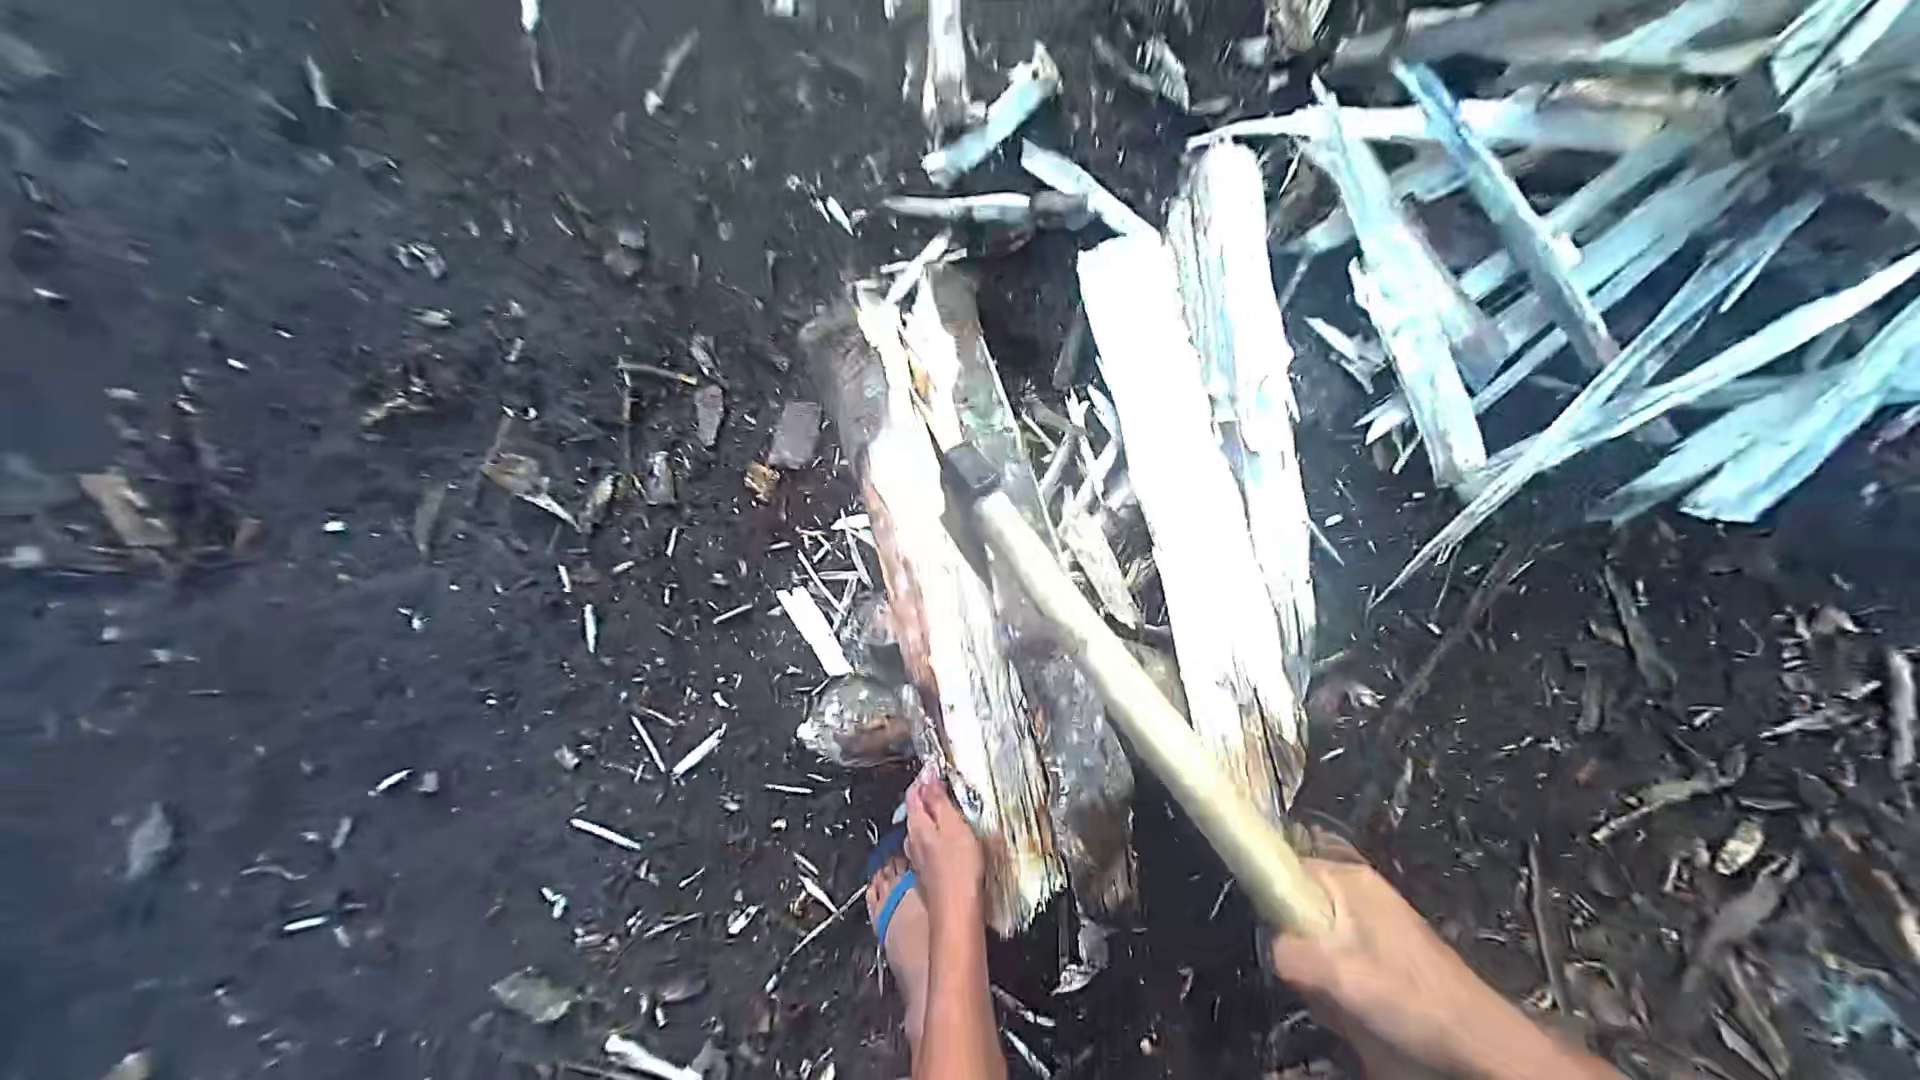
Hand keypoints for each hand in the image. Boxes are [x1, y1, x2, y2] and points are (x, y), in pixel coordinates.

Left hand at [904, 774, 986, 926]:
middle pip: (916, 810)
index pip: (913, 793)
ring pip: (921, 827)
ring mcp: (918, 858)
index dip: (924, 778)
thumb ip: (938, 799)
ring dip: (932, 815)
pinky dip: (936, 832)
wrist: (957, 912)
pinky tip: (949, 836)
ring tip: (948, 808)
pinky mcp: (927, 872)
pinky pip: (928, 843)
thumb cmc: (958, 865)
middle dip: (927, 795)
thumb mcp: (952, 823)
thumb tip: (927, 774)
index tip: (936, 768)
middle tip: (943, 784)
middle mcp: (911, 840)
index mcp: (917, 824)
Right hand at [1269, 858, 1618, 1079]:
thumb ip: (1293, 953)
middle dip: (1298, 943)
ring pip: (1316, 930)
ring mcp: (1373, 912)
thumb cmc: (1413, 999)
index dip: (1271, 899)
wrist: (1482, 1043)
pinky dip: (1337, 974)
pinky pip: (1337, 948)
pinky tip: (1355, 1002)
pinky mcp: (1383, 941)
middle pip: (1297, 902)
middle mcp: (1358, 885)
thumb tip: (1270, 947)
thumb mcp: (1342, 976)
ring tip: (1339, 996)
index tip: (1278, 937)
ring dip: (1318, 965)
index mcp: (1348, 877)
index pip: (1283, 866)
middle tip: (1315, 977)